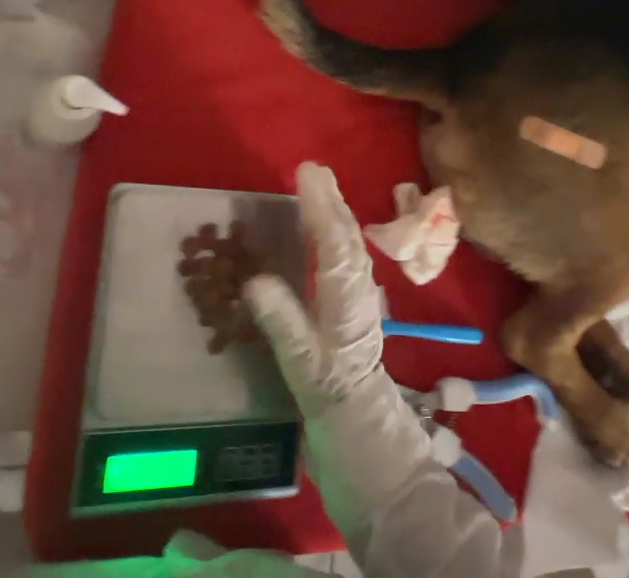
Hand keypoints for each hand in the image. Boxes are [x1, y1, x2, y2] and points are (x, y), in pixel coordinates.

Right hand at [244, 164, 432, 539]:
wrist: (373, 457)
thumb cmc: (340, 416)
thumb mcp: (307, 373)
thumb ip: (285, 325)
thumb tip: (255, 280)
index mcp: (346, 304)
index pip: (332, 244)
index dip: (320, 206)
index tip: (307, 173)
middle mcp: (357, 298)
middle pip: (345, 241)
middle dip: (331, 203)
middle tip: (313, 170)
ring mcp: (358, 310)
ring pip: (348, 253)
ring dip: (334, 219)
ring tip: (319, 193)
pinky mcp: (353, 323)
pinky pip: (343, 270)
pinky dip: (333, 245)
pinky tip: (324, 245)